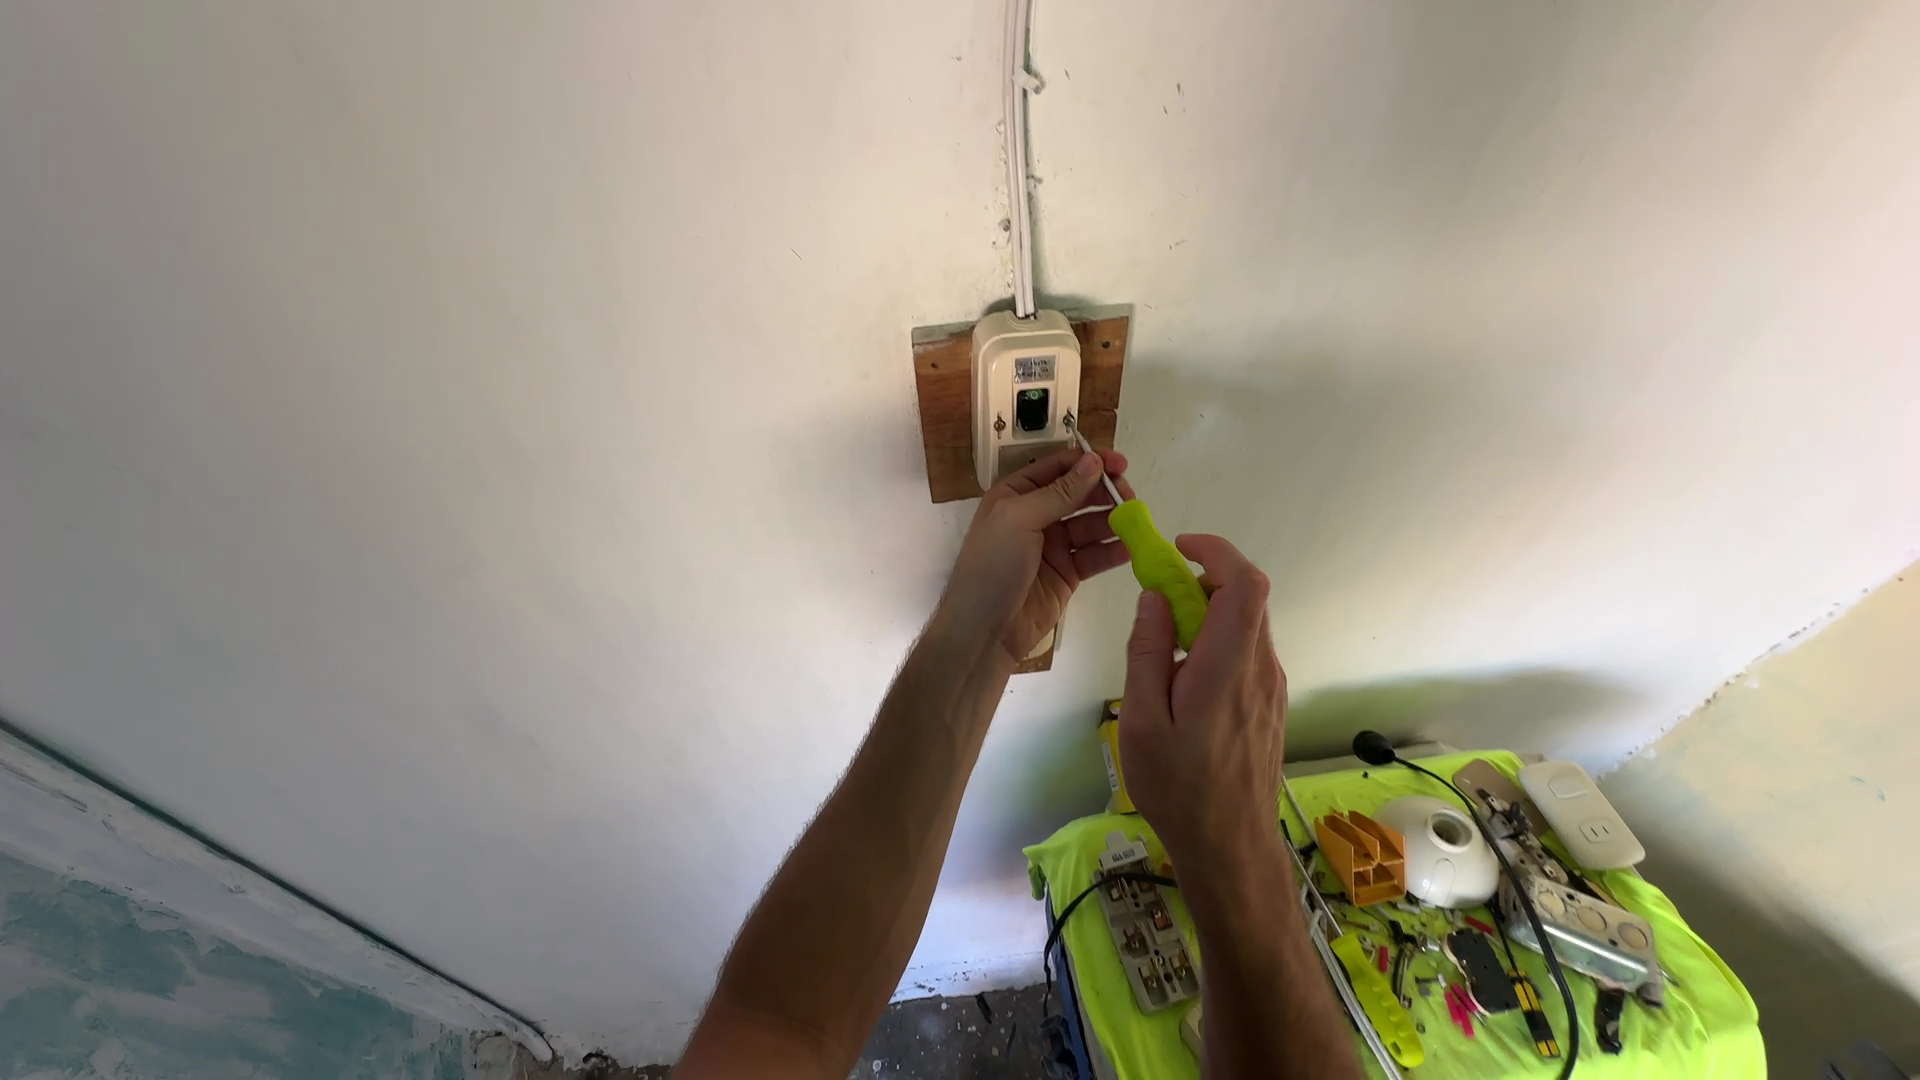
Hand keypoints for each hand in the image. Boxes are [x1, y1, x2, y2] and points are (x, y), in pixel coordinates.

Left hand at [936, 447, 1135, 663]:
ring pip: (1091, 524)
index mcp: (1016, 494)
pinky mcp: (1067, 573)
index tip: (1120, 464)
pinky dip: (1113, 550)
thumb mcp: (1019, 519)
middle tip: (1130, 497)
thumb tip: (1094, 461)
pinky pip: (1095, 555)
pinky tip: (1132, 548)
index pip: (1058, 468)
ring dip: (1114, 520)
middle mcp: (1035, 515)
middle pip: (1079, 494)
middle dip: (1105, 492)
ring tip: (1136, 522)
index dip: (1089, 462)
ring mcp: (1052, 545)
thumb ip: (1059, 492)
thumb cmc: (992, 566)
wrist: (984, 630)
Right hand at [1118, 535, 1286, 865]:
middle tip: (1158, 598)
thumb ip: (1148, 653)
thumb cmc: (1176, 786)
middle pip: (1247, 598)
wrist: (1229, 847)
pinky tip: (1188, 677)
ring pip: (1248, 625)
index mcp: (1225, 669)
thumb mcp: (1139, 720)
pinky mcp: (1271, 703)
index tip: (1177, 548)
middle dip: (1203, 579)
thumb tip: (1154, 598)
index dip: (1216, 552)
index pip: (1244, 586)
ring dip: (1210, 611)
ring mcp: (1271, 687)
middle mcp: (1260, 670)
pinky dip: (1219, 639)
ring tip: (1166, 645)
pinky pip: (1249, 651)